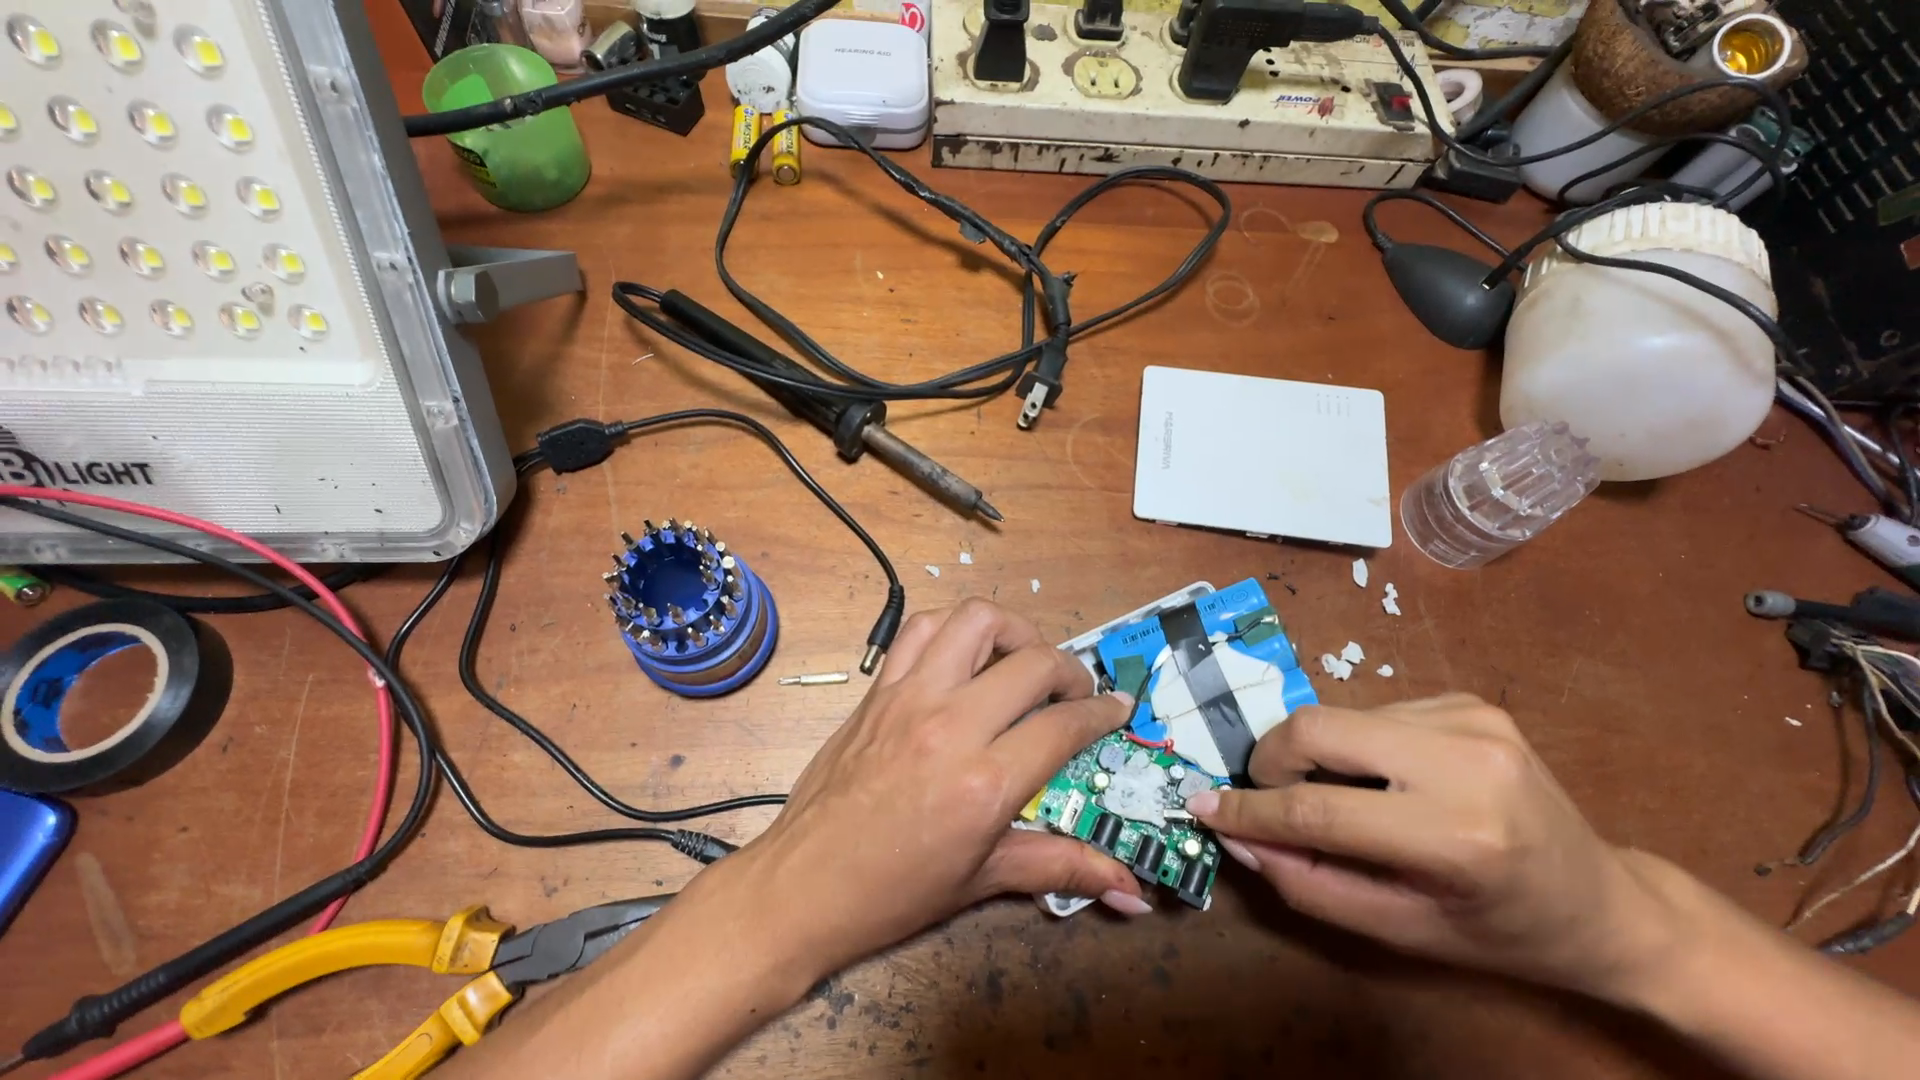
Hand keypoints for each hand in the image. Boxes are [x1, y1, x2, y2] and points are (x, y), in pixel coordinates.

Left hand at [727, 600, 1147, 981]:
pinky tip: (963, 658)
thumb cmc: (895, 893)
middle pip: (1033, 662)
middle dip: (1070, 670)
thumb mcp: (984, 880)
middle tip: (1074, 693)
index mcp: (985, 782)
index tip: (1117, 708)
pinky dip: (952, 630)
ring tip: (1021, 660)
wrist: (804, 886)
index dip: (1102, 712)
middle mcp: (951, 725)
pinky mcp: (877, 689)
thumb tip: (1134, 891)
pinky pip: (919, 631)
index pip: (1064, 724)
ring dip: (1013, 631)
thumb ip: (1064, 867)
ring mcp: (909, 698)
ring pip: (975, 621)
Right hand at [1186, 694, 1681, 1000]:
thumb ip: (1309, 884)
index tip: (1203, 806)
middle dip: (1272, 760)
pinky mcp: (1468, 701)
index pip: (1319, 809)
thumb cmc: (1502, 932)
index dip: (1250, 810)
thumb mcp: (1401, 931)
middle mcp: (1465, 758)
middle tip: (1267, 795)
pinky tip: (1383, 780)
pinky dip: (1354, 746)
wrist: (1607, 902)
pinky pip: (1372, 712)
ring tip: (1342, 798)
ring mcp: (1470, 717)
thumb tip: (1238, 836)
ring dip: (1317, 757)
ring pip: (1338, 715)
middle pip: (1317, 727)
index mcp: (1458, 834)